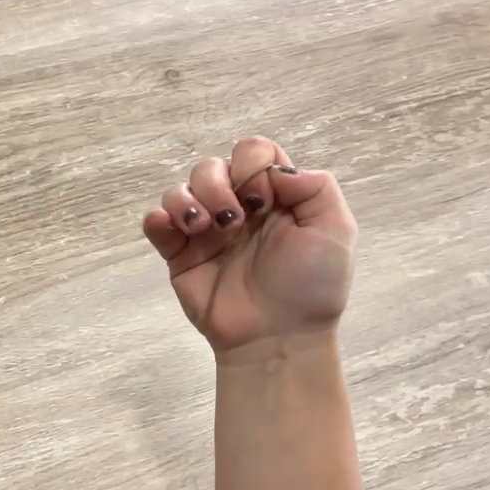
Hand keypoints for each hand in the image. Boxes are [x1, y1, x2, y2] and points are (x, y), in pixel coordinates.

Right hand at [140, 137, 357, 357]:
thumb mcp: (335, 231)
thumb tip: (275, 170)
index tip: (263, 203)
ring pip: (179, 190)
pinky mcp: (178, 255)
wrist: (275, 337)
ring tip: (204, 230)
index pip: (252, 153)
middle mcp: (235, 208)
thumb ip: (316, 188)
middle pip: (210, 166)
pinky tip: (176, 231)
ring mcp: (204, 231)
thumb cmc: (310, 286)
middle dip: (217, 185)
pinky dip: (157, 219)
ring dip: (188, 201)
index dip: (252, 167)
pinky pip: (155, 222)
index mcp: (273, 198)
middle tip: (233, 222)